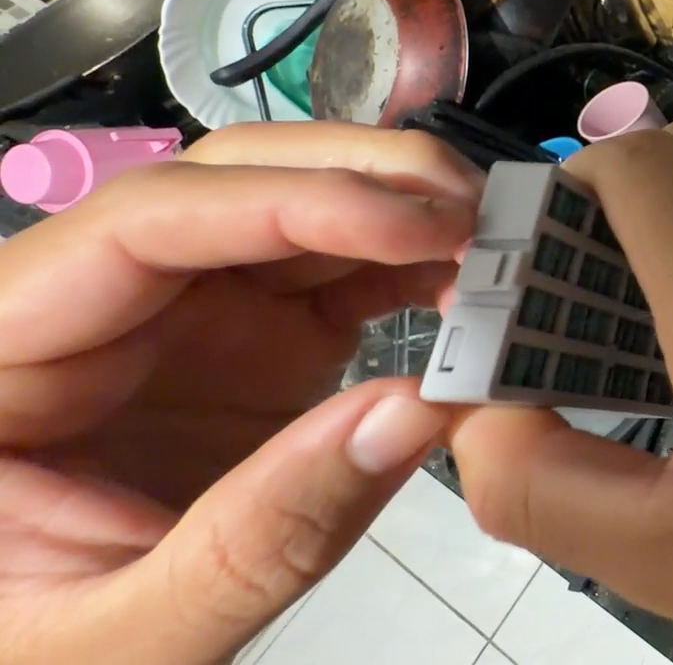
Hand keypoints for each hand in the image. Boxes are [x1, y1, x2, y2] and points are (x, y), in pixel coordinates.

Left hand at [0, 123, 479, 664]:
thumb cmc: (42, 662)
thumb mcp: (122, 642)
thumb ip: (261, 537)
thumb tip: (421, 410)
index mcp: (2, 358)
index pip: (153, 221)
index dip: (303, 203)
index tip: (432, 232)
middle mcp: (103, 306)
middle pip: (239, 178)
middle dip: (374, 178)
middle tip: (484, 216)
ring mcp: (193, 313)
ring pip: (311, 203)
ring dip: (416, 209)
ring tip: (501, 242)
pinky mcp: (266, 333)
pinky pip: (354, 267)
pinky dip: (426, 264)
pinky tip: (475, 283)